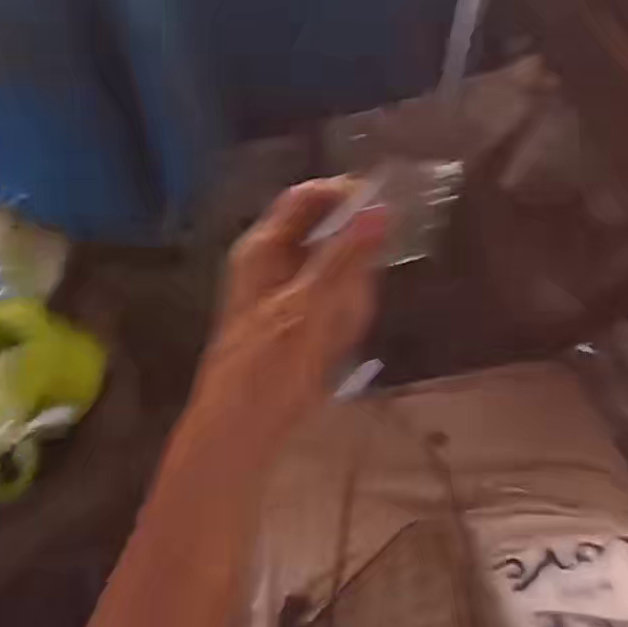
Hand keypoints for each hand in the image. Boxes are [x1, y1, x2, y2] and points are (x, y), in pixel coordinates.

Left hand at [187, 178, 387, 455]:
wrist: (241, 431)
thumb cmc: (270, 367)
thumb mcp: (311, 307)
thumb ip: (346, 257)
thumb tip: (380, 207)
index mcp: (264, 248)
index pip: (307, 197)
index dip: (345, 195)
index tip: (386, 211)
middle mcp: (272, 264)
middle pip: (326, 236)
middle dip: (352, 260)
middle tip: (361, 291)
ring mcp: (284, 295)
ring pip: (335, 275)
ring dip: (348, 298)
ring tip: (339, 332)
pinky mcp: (296, 324)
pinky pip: (332, 308)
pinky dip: (341, 322)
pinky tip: (335, 348)